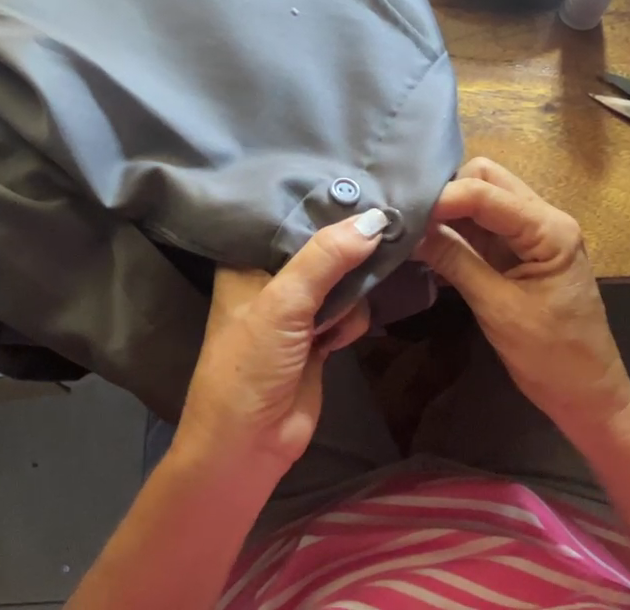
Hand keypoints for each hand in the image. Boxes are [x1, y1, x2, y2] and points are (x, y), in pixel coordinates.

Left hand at [171, 211, 379, 481]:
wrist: (248, 445)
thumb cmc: (250, 363)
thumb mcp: (284, 301)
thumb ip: (327, 257)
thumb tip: (375, 220)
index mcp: (245, 259)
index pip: (288, 216)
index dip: (323, 203)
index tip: (364, 183)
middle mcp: (269, 277)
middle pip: (322, 245)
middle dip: (348, 246)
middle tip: (384, 228)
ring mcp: (295, 309)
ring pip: (342, 278)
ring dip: (351, 292)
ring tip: (338, 311)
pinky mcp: (318, 336)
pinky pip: (349, 310)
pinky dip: (351, 320)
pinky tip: (337, 339)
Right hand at [415, 158, 629, 433]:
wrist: (587, 397)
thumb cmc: (552, 356)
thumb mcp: (497, 307)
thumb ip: (454, 260)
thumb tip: (409, 230)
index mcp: (550, 229)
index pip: (486, 191)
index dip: (443, 197)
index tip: (403, 212)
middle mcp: (543, 219)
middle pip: (486, 180)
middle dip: (446, 193)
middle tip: (410, 219)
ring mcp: (530, 235)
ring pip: (481, 199)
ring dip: (447, 211)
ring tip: (410, 229)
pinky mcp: (517, 253)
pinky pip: (481, 226)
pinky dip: (454, 231)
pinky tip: (427, 244)